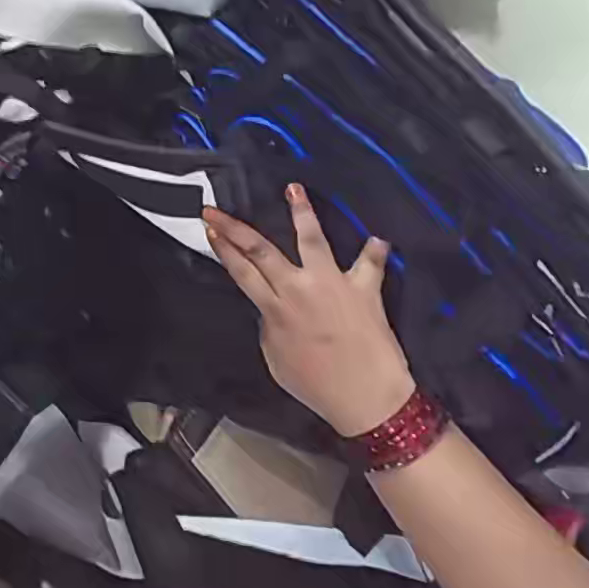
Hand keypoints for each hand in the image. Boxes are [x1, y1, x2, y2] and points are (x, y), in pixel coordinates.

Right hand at [203, 184, 414, 436]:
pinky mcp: (364, 289)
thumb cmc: (316, 386)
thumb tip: (272, 308)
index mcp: (275, 309)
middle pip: (260, 250)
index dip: (223, 247)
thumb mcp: (275, 358)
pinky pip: (371, 264)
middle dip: (234, 227)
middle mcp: (299, 289)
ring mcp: (332, 284)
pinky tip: (378, 239)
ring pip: (312, 239)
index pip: (241, 270)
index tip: (210, 228)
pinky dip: (374, 251)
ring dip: (301, 212)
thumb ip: (270, 326)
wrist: (367, 399)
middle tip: (216, 209)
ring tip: (294, 189)